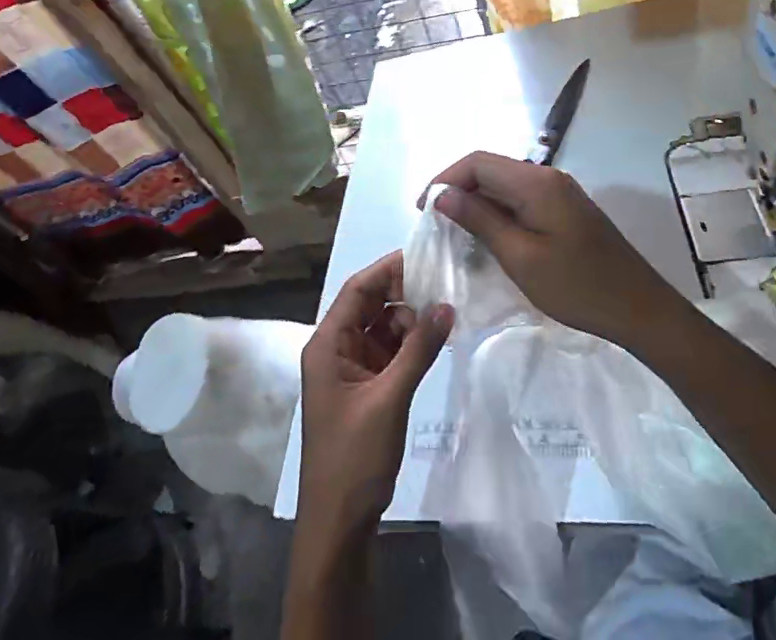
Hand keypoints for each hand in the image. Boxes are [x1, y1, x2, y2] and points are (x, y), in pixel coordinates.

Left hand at [297, 251, 451, 534]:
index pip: (357, 290)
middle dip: (404, 292)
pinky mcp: (367, 388)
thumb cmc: (354, 456)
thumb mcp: (390, 398)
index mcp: (328, 345)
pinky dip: (411, 343)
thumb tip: (447, 305)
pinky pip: (390, 352)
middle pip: (370, 305)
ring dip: (411, 319)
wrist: (340, 520)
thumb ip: (419, 350)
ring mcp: (352, 369)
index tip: (424, 254)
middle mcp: (336, 350)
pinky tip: (438, 338)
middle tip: (445, 282)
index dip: (387, 268)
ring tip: (448, 311)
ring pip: (383, 328)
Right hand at [425, 151, 685, 348]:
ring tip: (454, 234)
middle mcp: (548, 177)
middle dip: (458, 190)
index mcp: (537, 182)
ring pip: (505, 185)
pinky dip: (498, 213)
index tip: (422, 210)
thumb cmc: (577, 286)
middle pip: (491, 169)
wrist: (638, 308)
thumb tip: (443, 195)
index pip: (478, 162)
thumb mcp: (520, 256)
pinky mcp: (566, 210)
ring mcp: (560, 193)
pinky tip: (487, 238)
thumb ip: (480, 221)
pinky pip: (522, 200)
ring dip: (477, 203)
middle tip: (434, 224)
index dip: (445, 179)